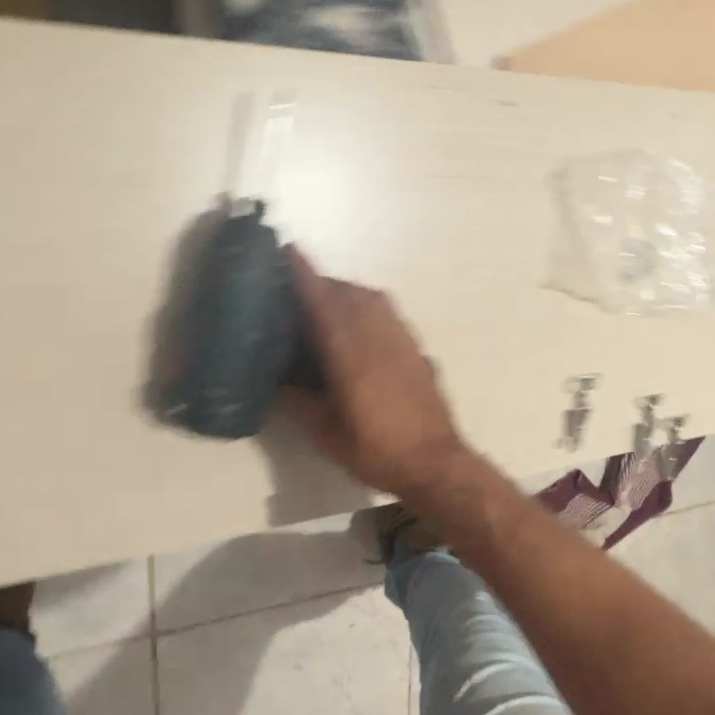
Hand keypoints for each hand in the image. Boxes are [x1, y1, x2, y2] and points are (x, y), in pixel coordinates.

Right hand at [280, 246, 472, 498]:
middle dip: (324, 284)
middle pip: (350, 295)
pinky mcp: (419, 351)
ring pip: (374, 301)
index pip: (325, 307)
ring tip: (327, 304)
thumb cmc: (378, 452)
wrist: (437, 463)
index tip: (290, 251)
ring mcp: (404, 342)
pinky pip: (390, 315)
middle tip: (299, 286)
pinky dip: (369, 308)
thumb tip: (277, 382)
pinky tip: (361, 326)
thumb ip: (300, 404)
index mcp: (352, 358)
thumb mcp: (328, 435)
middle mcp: (379, 340)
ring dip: (348, 293)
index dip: (306, 278)